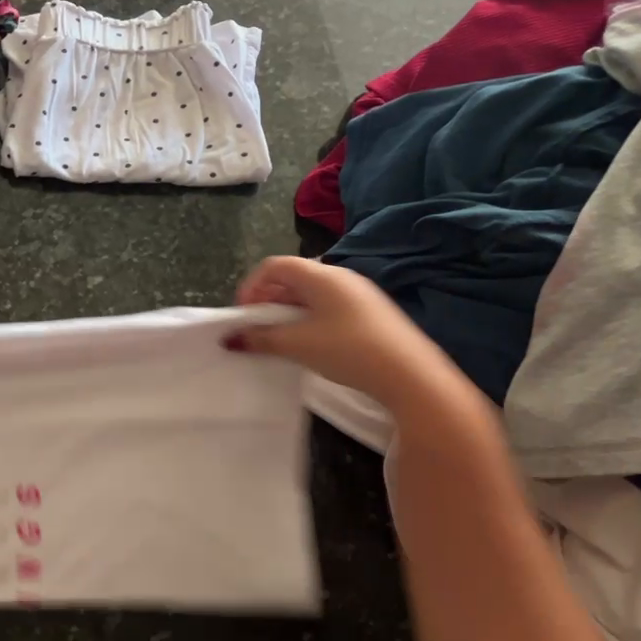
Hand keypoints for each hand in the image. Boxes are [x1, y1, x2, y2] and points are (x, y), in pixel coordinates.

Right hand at [230, 256, 466, 410]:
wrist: (410, 375)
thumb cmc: (347, 350)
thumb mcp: (296, 344)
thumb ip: (259, 338)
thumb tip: (230, 339)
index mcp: (321, 276)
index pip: (275, 266)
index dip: (251, 286)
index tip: (243, 314)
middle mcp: (340, 277)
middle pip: (292, 278)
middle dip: (266, 300)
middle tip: (255, 328)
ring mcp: (358, 295)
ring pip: (310, 294)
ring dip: (286, 312)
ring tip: (278, 338)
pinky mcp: (369, 313)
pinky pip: (327, 306)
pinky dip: (307, 319)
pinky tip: (308, 343)